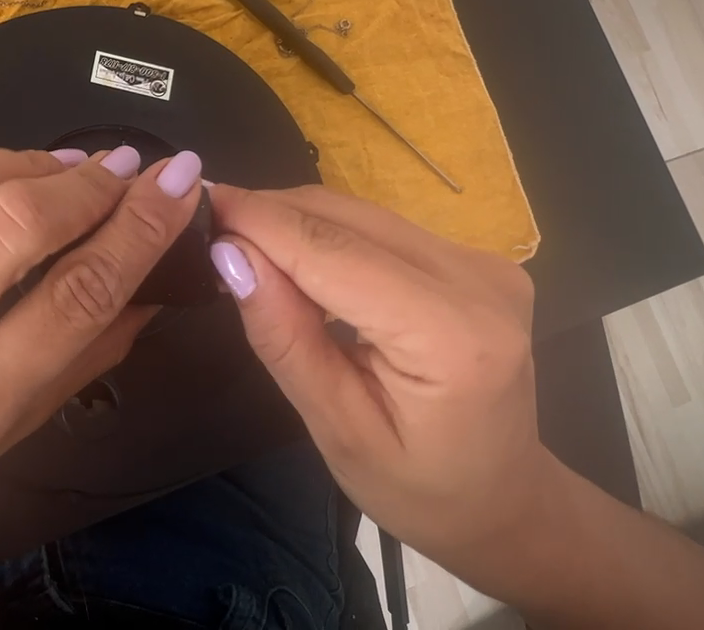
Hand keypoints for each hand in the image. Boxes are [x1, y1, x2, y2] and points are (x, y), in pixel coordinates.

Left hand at [0, 145, 203, 547]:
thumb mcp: (2, 439)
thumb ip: (80, 360)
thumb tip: (147, 286)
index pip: (71, 298)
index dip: (137, 232)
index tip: (178, 186)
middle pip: (12, 224)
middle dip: (88, 184)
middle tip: (127, 168)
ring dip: (29, 160)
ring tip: (71, 167)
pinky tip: (0, 188)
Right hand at [206, 184, 556, 571]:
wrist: (505, 500)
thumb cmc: (419, 488)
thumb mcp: (337, 429)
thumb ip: (284, 338)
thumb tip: (230, 255)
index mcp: (451, 334)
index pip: (334, 253)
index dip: (261, 222)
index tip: (199, 204)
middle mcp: (477, 279)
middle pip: (346, 218)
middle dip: (269, 214)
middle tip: (206, 225)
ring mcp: (481, 261)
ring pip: (358, 212)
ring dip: (293, 220)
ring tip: (239, 244)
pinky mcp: (471, 257)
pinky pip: (377, 226)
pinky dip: (324, 232)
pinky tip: (291, 256)